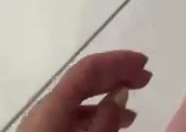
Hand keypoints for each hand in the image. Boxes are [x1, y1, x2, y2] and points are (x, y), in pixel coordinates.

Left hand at [16, 51, 150, 131]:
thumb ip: (104, 121)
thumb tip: (120, 92)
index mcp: (51, 108)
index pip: (87, 69)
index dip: (117, 61)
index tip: (145, 64)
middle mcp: (42, 113)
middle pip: (82, 82)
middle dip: (115, 76)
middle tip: (146, 80)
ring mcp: (39, 129)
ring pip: (76, 104)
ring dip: (107, 100)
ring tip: (133, 115)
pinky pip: (70, 122)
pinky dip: (93, 120)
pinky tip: (108, 131)